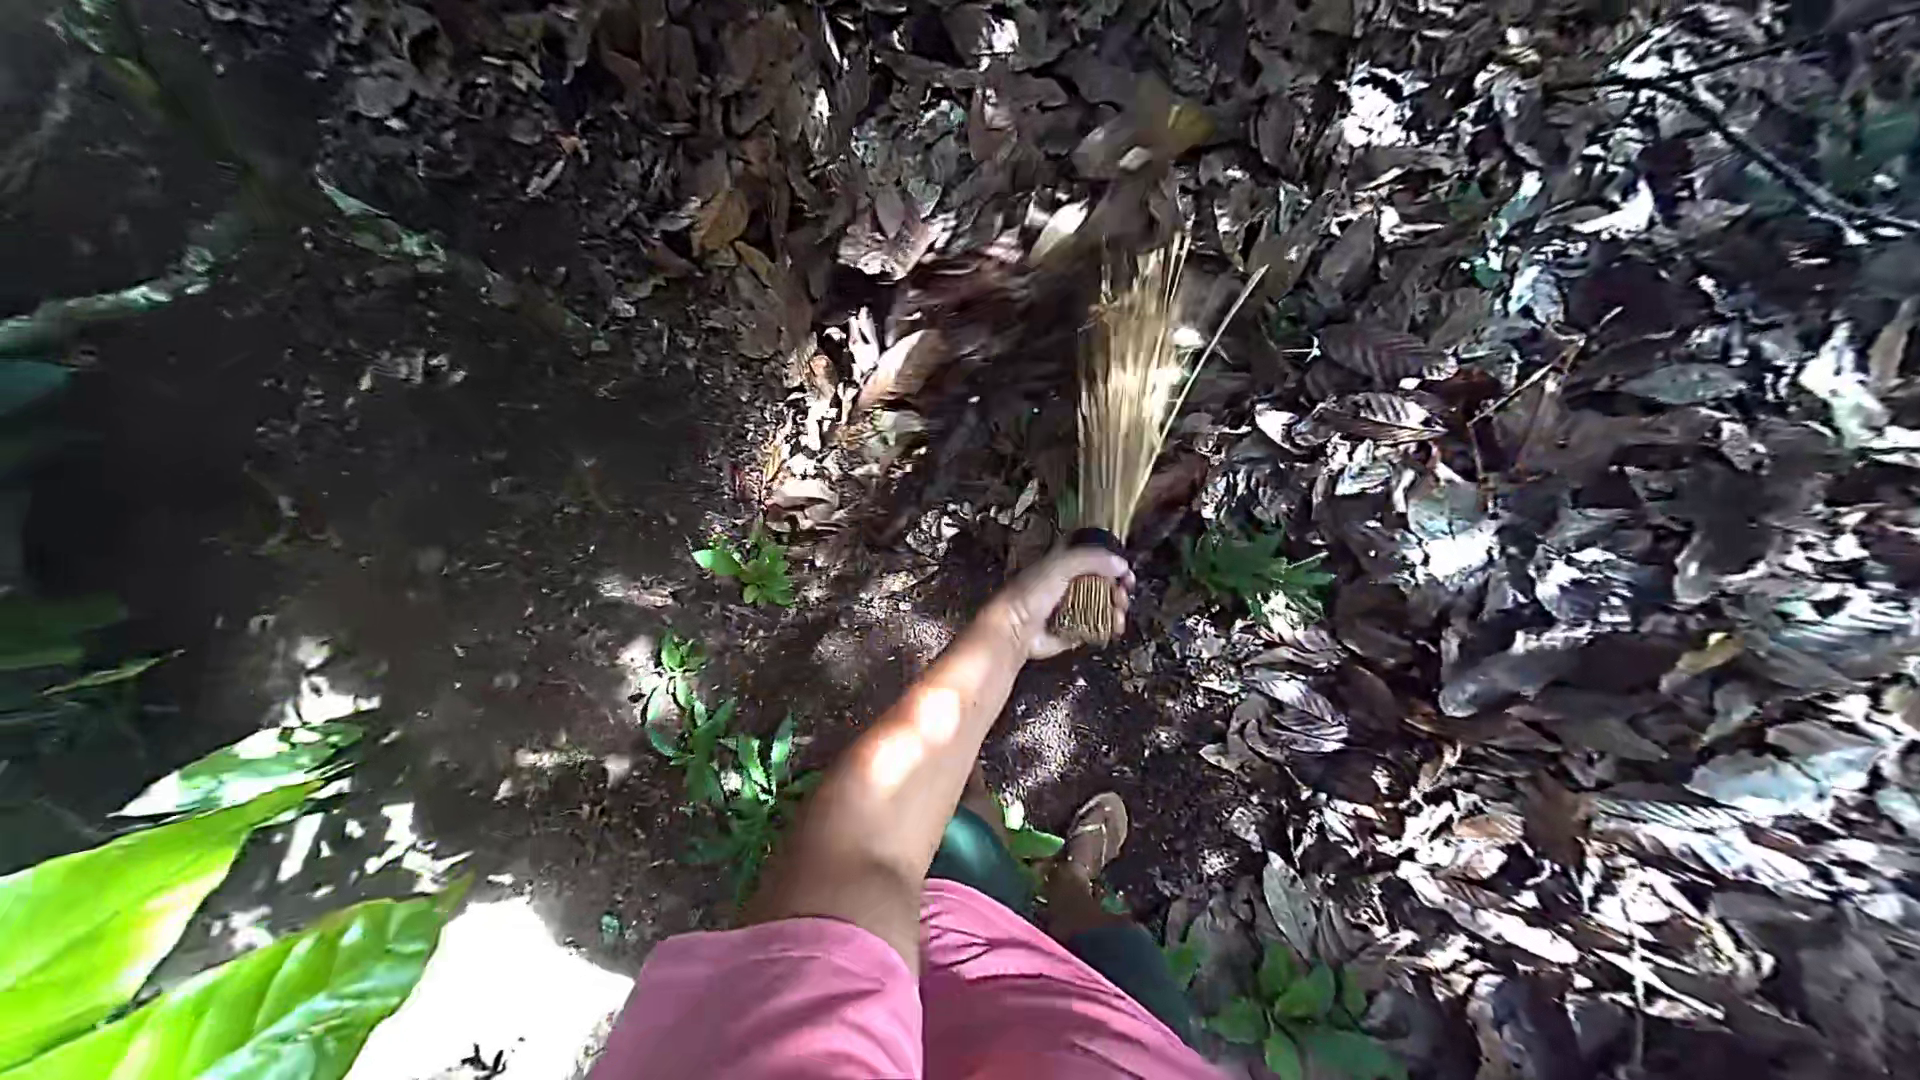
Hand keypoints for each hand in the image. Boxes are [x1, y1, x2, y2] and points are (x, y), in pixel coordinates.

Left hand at [979, 546, 1134, 660]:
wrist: (1014, 629)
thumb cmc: (1031, 592)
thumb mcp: (1060, 565)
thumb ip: (1091, 558)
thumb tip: (1121, 564)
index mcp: (1063, 564)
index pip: (1094, 558)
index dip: (1111, 562)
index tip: (1124, 569)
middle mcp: (1069, 585)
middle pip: (1104, 582)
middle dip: (1119, 586)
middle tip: (1124, 591)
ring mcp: (1072, 608)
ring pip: (1105, 605)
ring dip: (1118, 606)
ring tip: (1119, 610)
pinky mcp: (1075, 630)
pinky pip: (1099, 626)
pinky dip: (1111, 625)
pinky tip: (1116, 625)